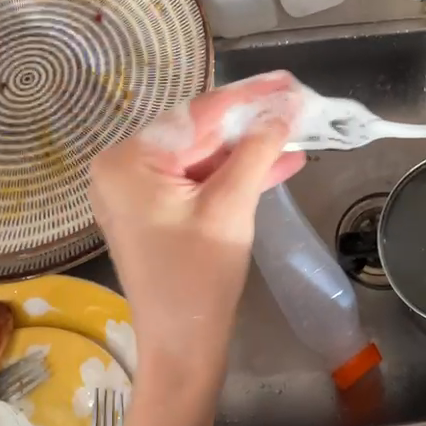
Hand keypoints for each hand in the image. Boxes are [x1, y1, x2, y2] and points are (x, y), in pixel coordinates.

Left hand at [87, 72, 305, 381]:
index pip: (198, 114)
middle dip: (253, 121)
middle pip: (201, 132)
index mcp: (129, 161)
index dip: (249, 96)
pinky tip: (283, 160)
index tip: (288, 79)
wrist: (182, 346)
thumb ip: (258, 149)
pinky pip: (204, 179)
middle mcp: (126, 168)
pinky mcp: (160, 210)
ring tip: (300, 128)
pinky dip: (239, 173)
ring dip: (253, 147)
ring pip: (208, 155)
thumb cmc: (198, 276)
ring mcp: (141, 191)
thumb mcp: (231, 205)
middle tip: (298, 102)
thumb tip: (287, 107)